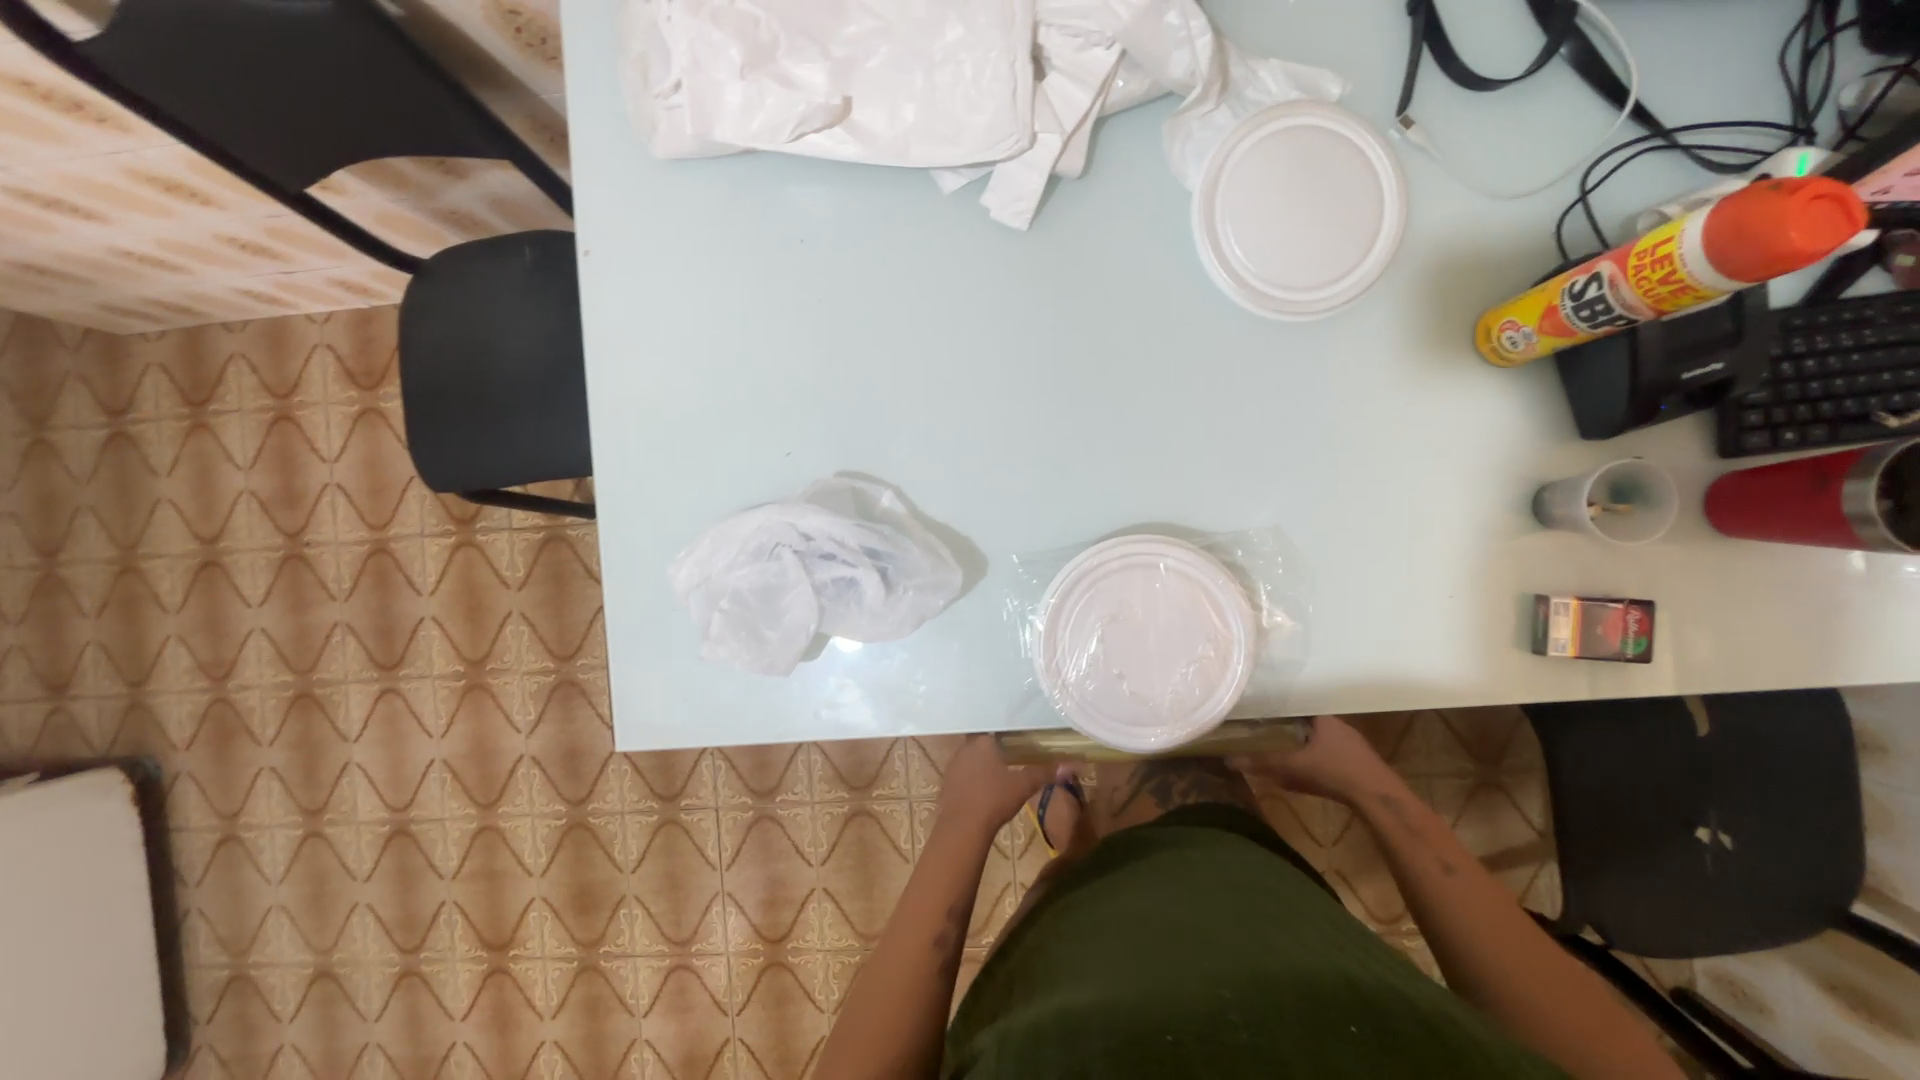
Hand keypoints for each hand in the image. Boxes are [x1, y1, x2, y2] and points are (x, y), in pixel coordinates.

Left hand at [936, 735, 1048, 839]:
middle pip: (979, 742)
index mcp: (981, 742)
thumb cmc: (994, 799)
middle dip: (993, 747)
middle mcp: (963, 750)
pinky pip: (962, 775)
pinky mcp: (946, 785)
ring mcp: (952, 767)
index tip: (1014, 734)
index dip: (1002, 730)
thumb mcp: (1023, 785)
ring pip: (969, 759)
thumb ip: (1044, 772)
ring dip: (981, 763)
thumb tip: (1070, 766)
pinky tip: (984, 789)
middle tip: (1011, 752)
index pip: (990, 726)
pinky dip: (972, 779)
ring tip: (999, 770)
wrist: (963, 828)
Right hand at [1230, 715, 1397, 805]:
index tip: (1259, 711)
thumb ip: (1263, 762)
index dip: (1278, 707)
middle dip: (1287, 730)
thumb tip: (1229, 760)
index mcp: (1324, 718)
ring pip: (1318, 741)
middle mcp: (1338, 726)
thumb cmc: (1335, 770)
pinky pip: (1328, 757)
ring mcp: (1351, 745)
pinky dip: (1313, 762)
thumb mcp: (1294, 766)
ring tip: (1279, 753)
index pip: (1297, 704)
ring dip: (1301, 747)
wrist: (1378, 797)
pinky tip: (1304, 775)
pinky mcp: (1357, 763)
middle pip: (1307, 723)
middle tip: (1264, 734)